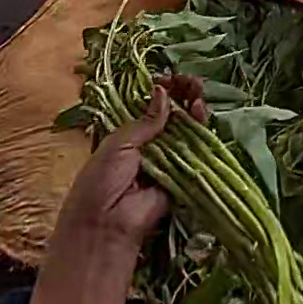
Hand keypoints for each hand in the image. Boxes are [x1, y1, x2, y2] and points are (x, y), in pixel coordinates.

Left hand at [57, 82, 208, 250]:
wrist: (107, 225)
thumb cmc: (102, 180)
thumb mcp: (119, 143)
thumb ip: (146, 120)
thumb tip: (163, 91)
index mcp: (130, 134)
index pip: (151, 106)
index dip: (162, 90)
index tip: (169, 77)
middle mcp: (151, 143)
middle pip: (172, 113)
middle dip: (181, 94)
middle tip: (188, 81)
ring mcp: (169, 156)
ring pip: (187, 127)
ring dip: (192, 106)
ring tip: (196, 92)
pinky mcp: (185, 171)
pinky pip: (196, 146)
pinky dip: (200, 127)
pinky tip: (199, 110)